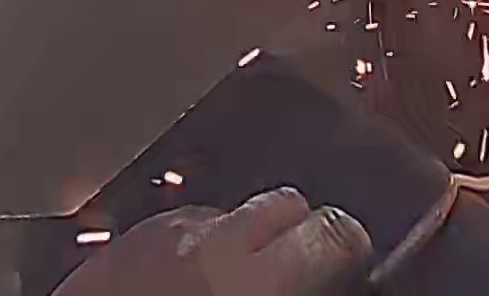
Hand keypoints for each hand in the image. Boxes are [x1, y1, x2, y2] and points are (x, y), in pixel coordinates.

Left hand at [54, 188, 370, 295]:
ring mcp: (168, 227)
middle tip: (303, 265)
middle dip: (303, 229)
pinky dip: (203, 236)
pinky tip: (190, 273)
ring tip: (240, 273)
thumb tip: (323, 273)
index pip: (331, 231)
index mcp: (250, 276)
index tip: (356, 255)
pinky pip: (189, 217)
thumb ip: (292, 287)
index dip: (352, 242)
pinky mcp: (132, 233)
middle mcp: (212, 238)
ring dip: (249, 232)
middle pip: (287, 202)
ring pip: (238, 206)